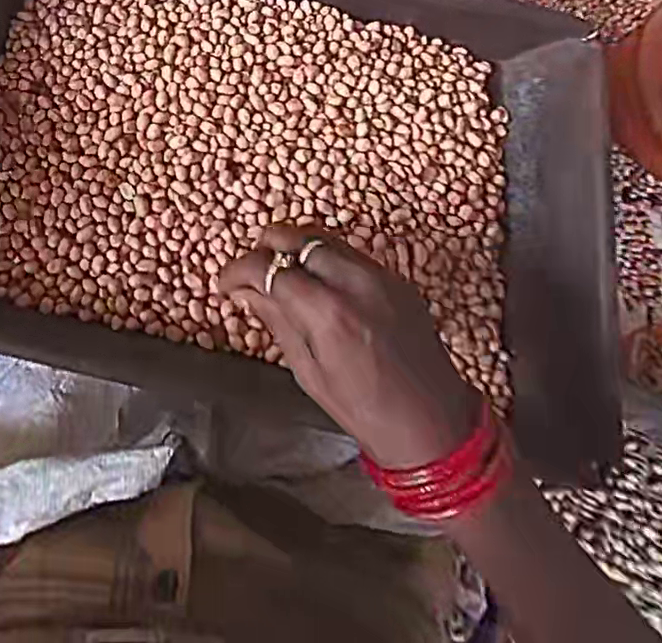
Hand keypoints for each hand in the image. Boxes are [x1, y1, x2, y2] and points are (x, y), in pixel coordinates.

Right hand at [221, 225, 482, 468]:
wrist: (435, 425)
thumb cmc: (364, 410)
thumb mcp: (307, 370)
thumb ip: (276, 319)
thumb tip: (245, 290)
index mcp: (329, 312)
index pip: (268, 267)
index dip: (238, 270)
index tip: (226, 283)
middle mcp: (356, 283)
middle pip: (295, 236)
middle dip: (266, 249)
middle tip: (253, 273)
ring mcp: (381, 277)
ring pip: (322, 237)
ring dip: (293, 249)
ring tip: (280, 274)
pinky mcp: (396, 279)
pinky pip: (348, 252)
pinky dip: (322, 257)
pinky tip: (314, 283)